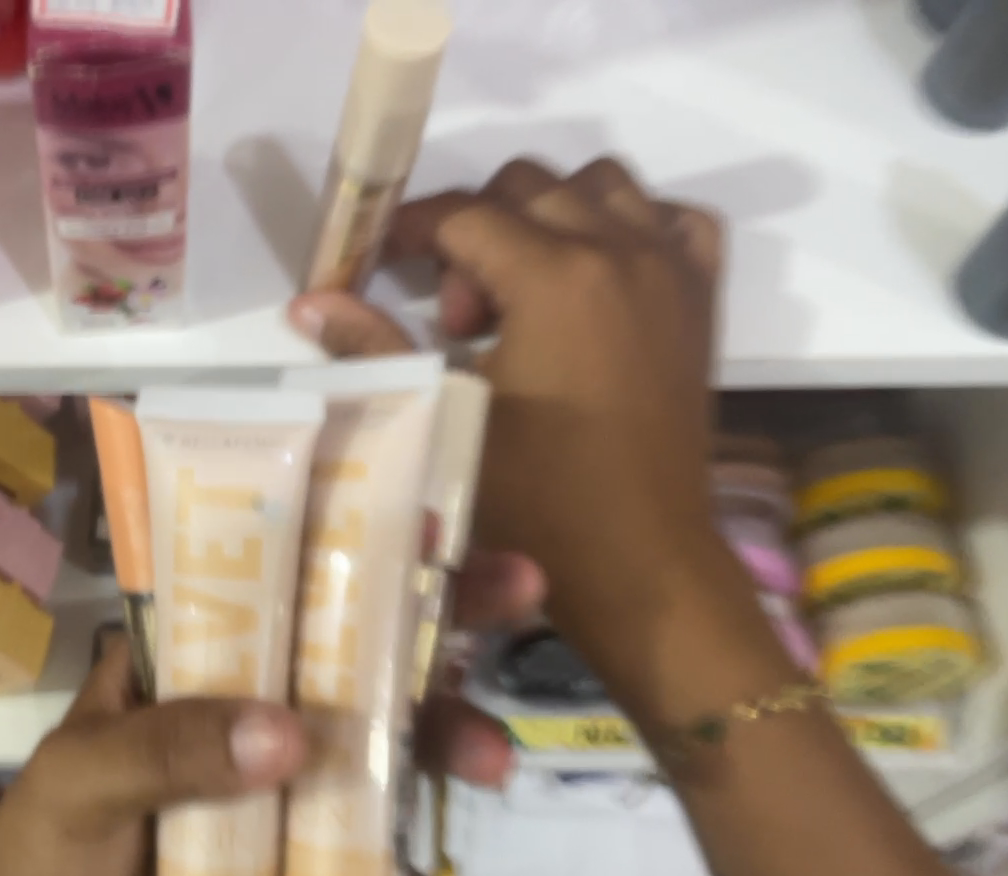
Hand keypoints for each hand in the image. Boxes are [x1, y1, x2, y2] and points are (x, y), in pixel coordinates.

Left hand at [0, 548, 541, 875]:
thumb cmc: (41, 866)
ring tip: (485, 761)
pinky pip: (372, 868)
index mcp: (181, 670)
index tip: (418, 524)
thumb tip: (289, 735)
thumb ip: (164, 751)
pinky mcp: (300, 870)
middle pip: (340, 658)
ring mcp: (277, 791)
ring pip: (374, 751)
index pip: (259, 589)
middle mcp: (239, 713)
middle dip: (425, 625)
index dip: (332, 550)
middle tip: (513, 591)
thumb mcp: (80, 785)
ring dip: (439, 745)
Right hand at [290, 157, 776, 724]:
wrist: (634, 557)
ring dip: (541, 219)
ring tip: (515, 295)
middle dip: (470, 234)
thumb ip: (373, 346)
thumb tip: (307, 302)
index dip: (409, 230)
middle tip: (452, 319)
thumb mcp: (440, 416)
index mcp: (556, 278)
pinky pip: (665, 220)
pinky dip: (619, 228)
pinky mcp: (700, 299)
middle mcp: (622, 251)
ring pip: (599, 185)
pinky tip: (587, 282)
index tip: (375, 264)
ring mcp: (673, 270)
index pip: (465, 214)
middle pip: (527, 187)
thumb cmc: (529, 495)